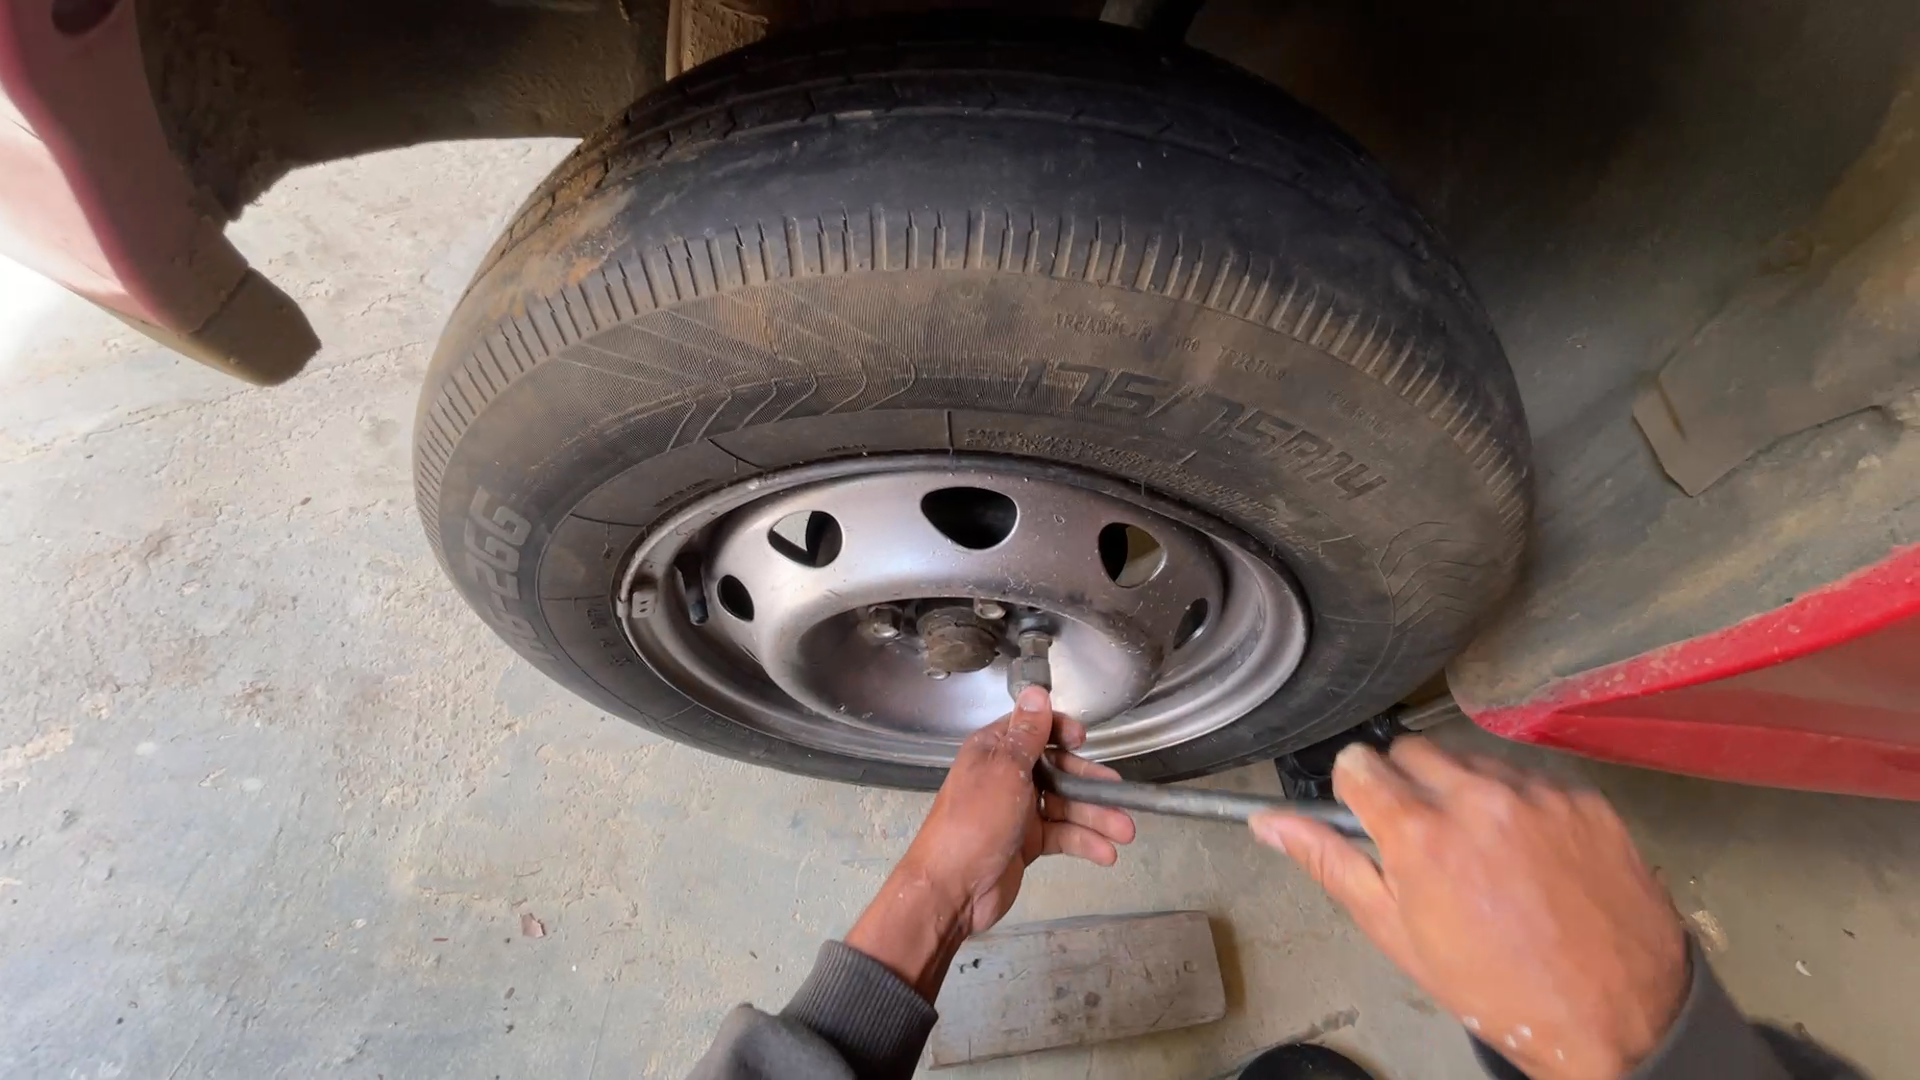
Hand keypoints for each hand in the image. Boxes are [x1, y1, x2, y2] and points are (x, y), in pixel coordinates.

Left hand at [845, 686, 1135, 999]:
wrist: (951, 889)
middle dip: (1089, 782)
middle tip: (1120, 794)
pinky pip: (1061, 834)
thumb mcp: (1005, 770)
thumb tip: (1036, 690)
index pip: (1034, 728)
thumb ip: (1027, 734)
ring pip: (1065, 804)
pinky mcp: (1027, 842)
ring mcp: (1018, 810)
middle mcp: (1007, 775)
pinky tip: (1106, 853)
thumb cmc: (975, 821)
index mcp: (994, 750)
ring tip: (1125, 832)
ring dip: (1095, 817)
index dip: (1061, 731)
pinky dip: (1084, 842)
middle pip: (1057, 769)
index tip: (1084, 740)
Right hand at [1250, 738, 1686, 1079]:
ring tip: (1481, 844)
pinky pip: (1523, 773)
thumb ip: (1326, 860)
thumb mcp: (1393, 930)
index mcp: (1418, 831)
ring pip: (1465, 756)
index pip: (1356, 761)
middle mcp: (1475, 797)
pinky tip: (1527, 846)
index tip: (1374, 822)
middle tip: (1426, 837)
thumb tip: (1265, 821)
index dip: (1357, 793)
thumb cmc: (1489, 983)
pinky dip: (1514, 798)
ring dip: (1458, 787)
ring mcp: (1535, 793)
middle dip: (1404, 784)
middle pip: (1407, 750)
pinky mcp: (1583, 798)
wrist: (1621, 1024)